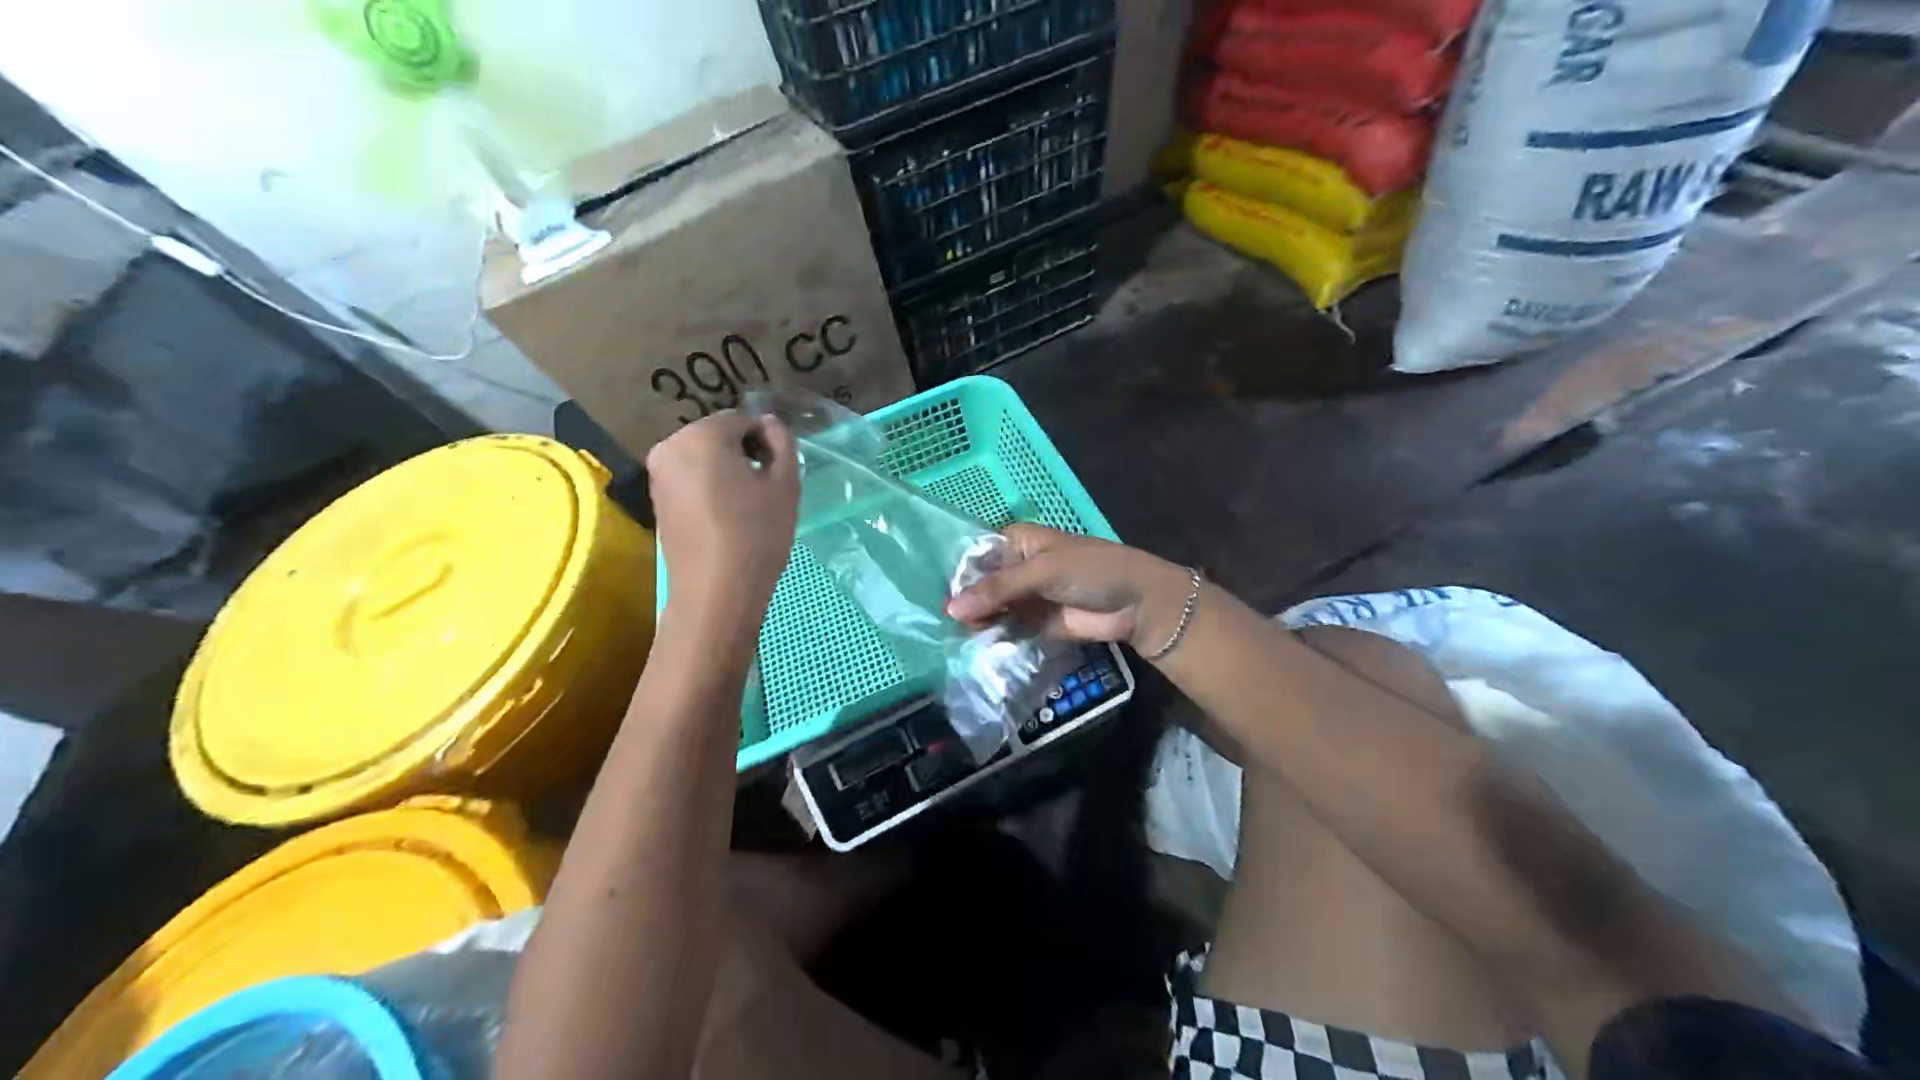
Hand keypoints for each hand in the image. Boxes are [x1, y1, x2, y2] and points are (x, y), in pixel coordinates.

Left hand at [647, 411, 798, 630]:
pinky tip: (726, 517)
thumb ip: (782, 443)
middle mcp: (671, 446)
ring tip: (747, 505)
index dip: (767, 441)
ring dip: (726, 471)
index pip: (743, 420)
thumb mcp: (785, 484)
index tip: (779, 471)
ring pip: (703, 458)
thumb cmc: (757, 533)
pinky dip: (709, 488)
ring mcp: (658, 475)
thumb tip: (769, 425)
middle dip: (743, 453)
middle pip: (718, 436)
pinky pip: (690, 479)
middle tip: (765, 488)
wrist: (716, 592)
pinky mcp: (656, 501)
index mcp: (702, 435)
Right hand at [945, 524, 1193, 653]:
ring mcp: (1025, 597)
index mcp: (1018, 542)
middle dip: (966, 602)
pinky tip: (973, 646)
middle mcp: (1017, 567)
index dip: (959, 575)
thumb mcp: (1043, 571)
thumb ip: (998, 588)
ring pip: (990, 608)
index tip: (940, 597)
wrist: (1137, 604)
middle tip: (947, 623)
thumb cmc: (1092, 570)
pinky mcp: (1034, 623)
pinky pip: (1006, 628)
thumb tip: (952, 608)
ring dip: (977, 621)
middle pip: (981, 585)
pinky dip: (993, 636)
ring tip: (956, 636)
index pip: (977, 556)